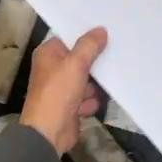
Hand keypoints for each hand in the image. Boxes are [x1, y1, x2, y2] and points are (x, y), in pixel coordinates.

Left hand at [20, 27, 107, 154]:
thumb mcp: (75, 64)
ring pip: (87, 80)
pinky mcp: (70, 105)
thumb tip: (101, 29)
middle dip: (94, 65)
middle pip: (81, 60)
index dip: (86, 37)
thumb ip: (89, 46)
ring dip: (92, 88)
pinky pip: (87, 98)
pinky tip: (86, 107)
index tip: (106, 33)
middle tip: (113, 58)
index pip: (69, 38)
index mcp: (48, 54)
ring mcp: (62, 88)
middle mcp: (53, 68)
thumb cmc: (58, 92)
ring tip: (91, 91)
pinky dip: (89, 103)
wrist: (49, 132)